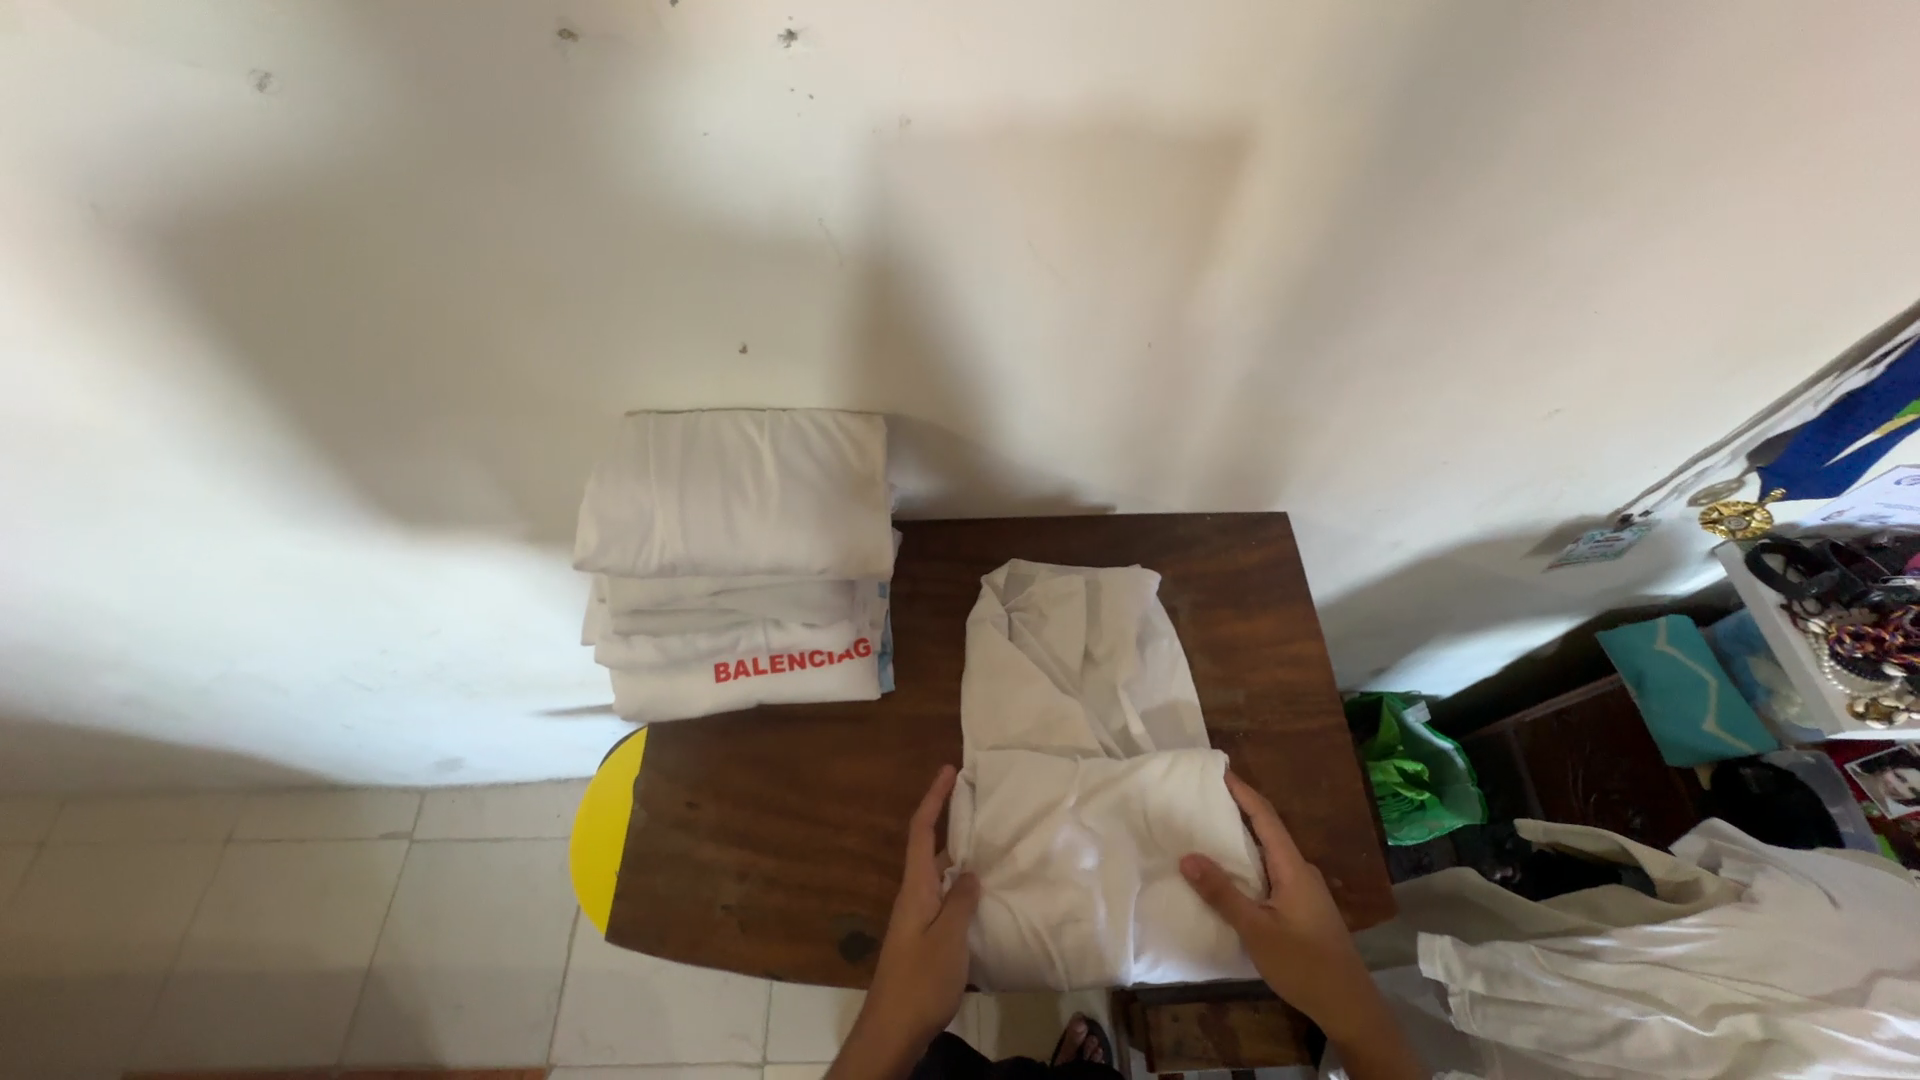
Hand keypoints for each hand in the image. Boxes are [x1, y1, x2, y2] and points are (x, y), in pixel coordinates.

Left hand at [829, 766, 980, 1079]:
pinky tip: (986, 902)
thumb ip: (961, 900)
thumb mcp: (948, 937)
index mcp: (915, 887)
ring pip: (941, 879)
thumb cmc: (920, 980)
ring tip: (994, 852)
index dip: (934, 798)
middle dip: (953, 825)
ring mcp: (918, 920)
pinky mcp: (925, 942)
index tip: (949, 771)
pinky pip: (946, 903)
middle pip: (931, 850)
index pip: (922, 830)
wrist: (893, 1030)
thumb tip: (969, 871)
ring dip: (962, 862)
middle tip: (984, 810)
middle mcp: (914, 897)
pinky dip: (964, 893)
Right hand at [1179, 772, 1380, 1042]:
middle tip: (1206, 798)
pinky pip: (1273, 872)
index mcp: (1293, 868)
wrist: (1349, 1007)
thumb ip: (1222, 893)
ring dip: (1243, 839)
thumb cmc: (1303, 964)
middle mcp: (1302, 871)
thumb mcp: (1256, 929)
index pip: (1265, 818)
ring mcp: (1306, 891)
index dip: (1243, 792)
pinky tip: (1233, 875)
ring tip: (1211, 831)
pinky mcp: (1304, 908)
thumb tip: (1187, 856)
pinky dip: (1250, 864)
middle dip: (1239, 811)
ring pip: (1270, 854)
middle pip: (1268, 831)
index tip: (1220, 771)